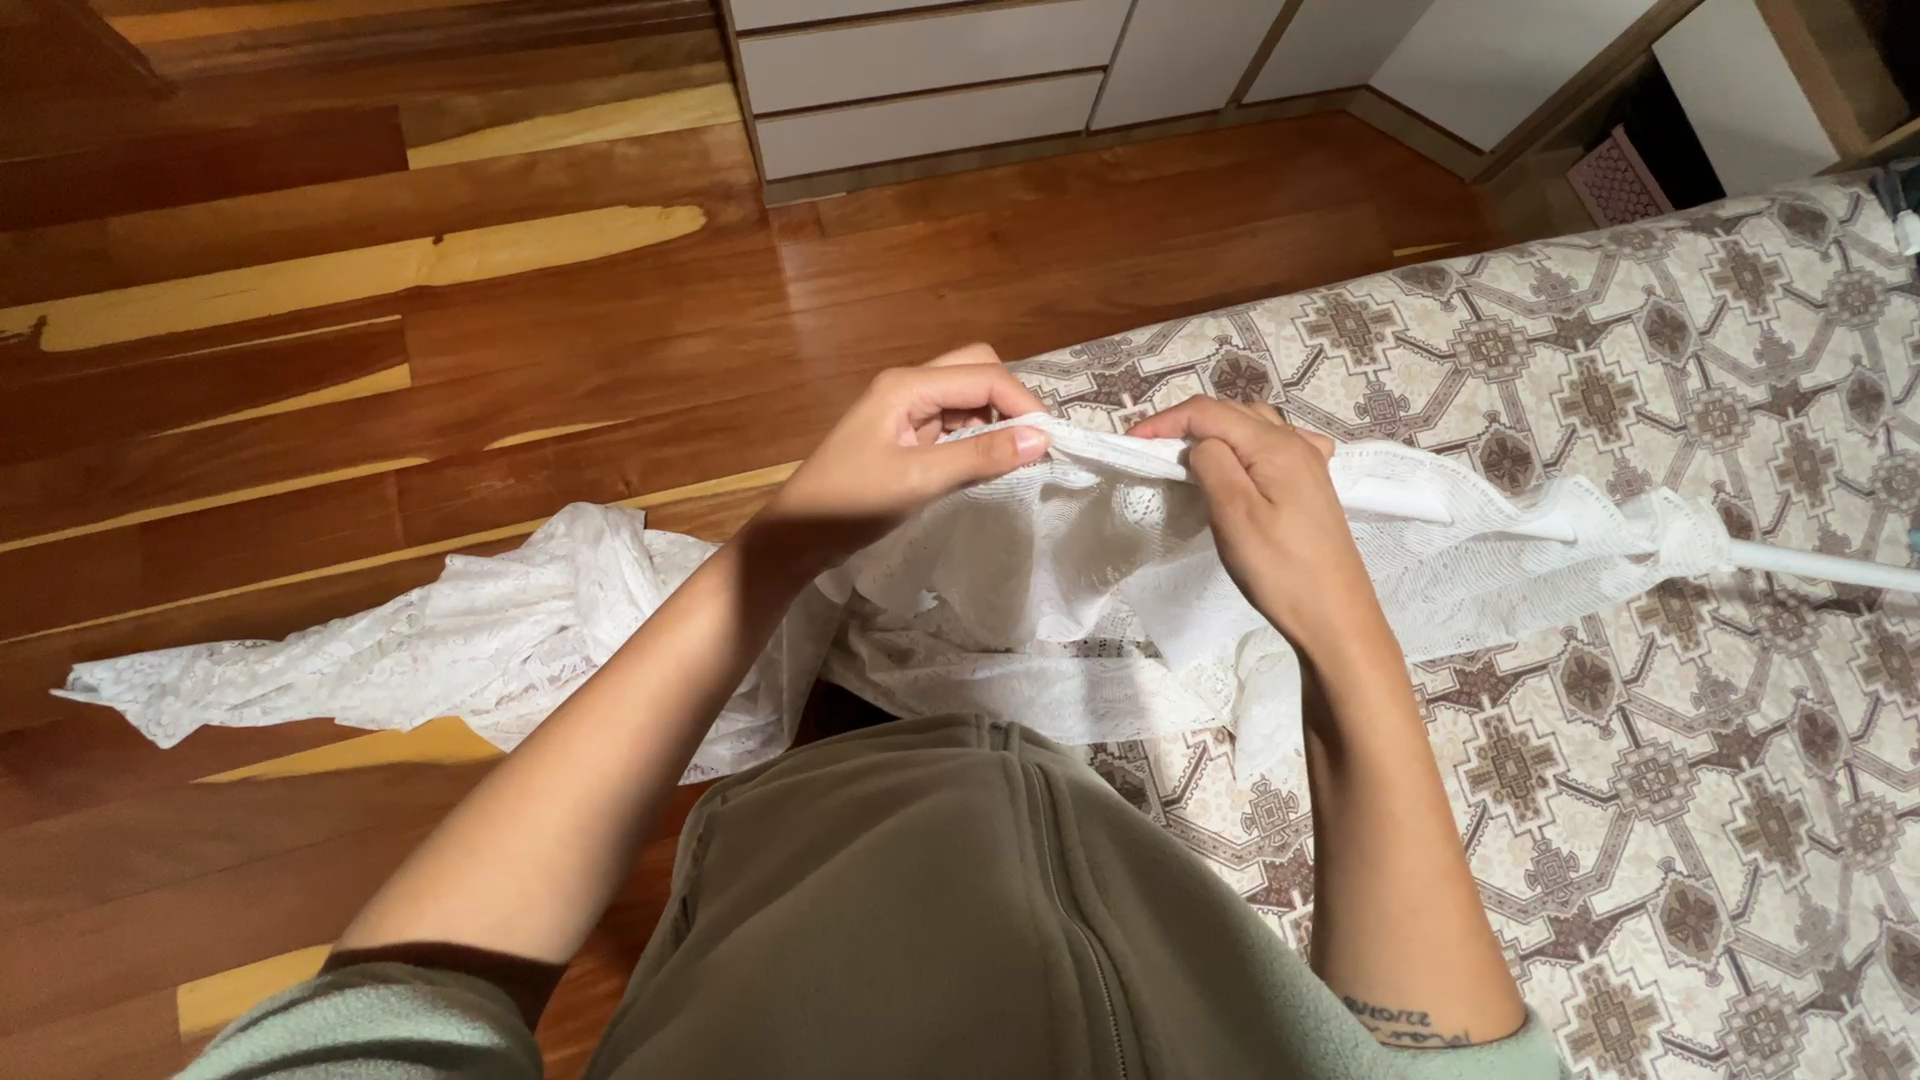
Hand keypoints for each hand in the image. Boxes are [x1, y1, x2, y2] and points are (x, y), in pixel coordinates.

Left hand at [749, 344, 1050, 568]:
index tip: (1050, 442)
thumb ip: (980, 457)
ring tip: (1012, 459)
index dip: (1022, 403)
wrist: (799, 533)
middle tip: (1031, 445)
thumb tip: (1042, 439)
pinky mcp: (906, 434)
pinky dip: (976, 438)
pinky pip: (954, 423)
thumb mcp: (919, 480)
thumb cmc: (852, 504)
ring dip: (995, 420)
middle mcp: (909, 386)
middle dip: (1010, 400)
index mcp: (907, 385)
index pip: (983, 375)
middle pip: (977, 370)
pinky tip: (984, 465)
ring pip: (967, 397)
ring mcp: (906, 410)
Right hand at [1128, 397, 1385, 660]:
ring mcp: (1307, 463)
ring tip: (1185, 457)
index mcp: (1274, 446)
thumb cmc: (1279, 569)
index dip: (1165, 421)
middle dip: (1185, 423)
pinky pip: (1274, 445)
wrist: (1334, 615)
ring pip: (1251, 426)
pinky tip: (1242, 461)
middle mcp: (1295, 444)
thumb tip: (1198, 444)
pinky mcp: (1311, 485)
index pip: (1208, 412)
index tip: (1131, 443)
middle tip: (1150, 451)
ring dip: (1213, 432)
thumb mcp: (1235, 514)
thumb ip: (1212, 465)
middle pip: (1230, 413)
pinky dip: (1245, 444)